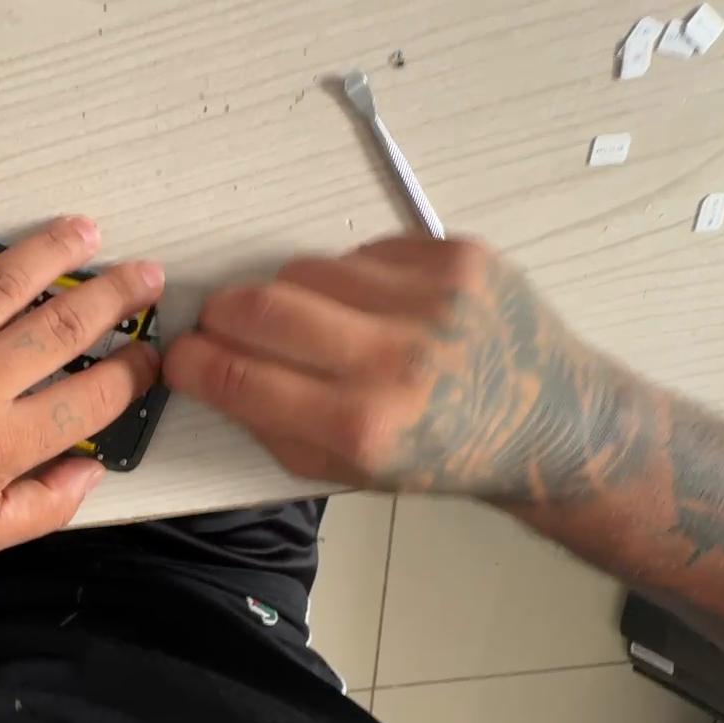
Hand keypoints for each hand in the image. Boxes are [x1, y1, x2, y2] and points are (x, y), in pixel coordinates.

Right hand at [164, 237, 639, 502]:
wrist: (545, 420)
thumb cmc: (425, 457)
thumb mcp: (332, 468)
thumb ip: (263, 422)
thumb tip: (207, 369)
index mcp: (356, 424)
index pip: (234, 376)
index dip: (188, 361)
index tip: (178, 357)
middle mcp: (393, 358)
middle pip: (257, 307)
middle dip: (216, 315)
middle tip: (216, 328)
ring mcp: (430, 298)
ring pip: (299, 270)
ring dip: (278, 296)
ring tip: (303, 322)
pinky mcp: (457, 255)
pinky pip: (354, 253)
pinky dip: (339, 279)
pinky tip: (363, 308)